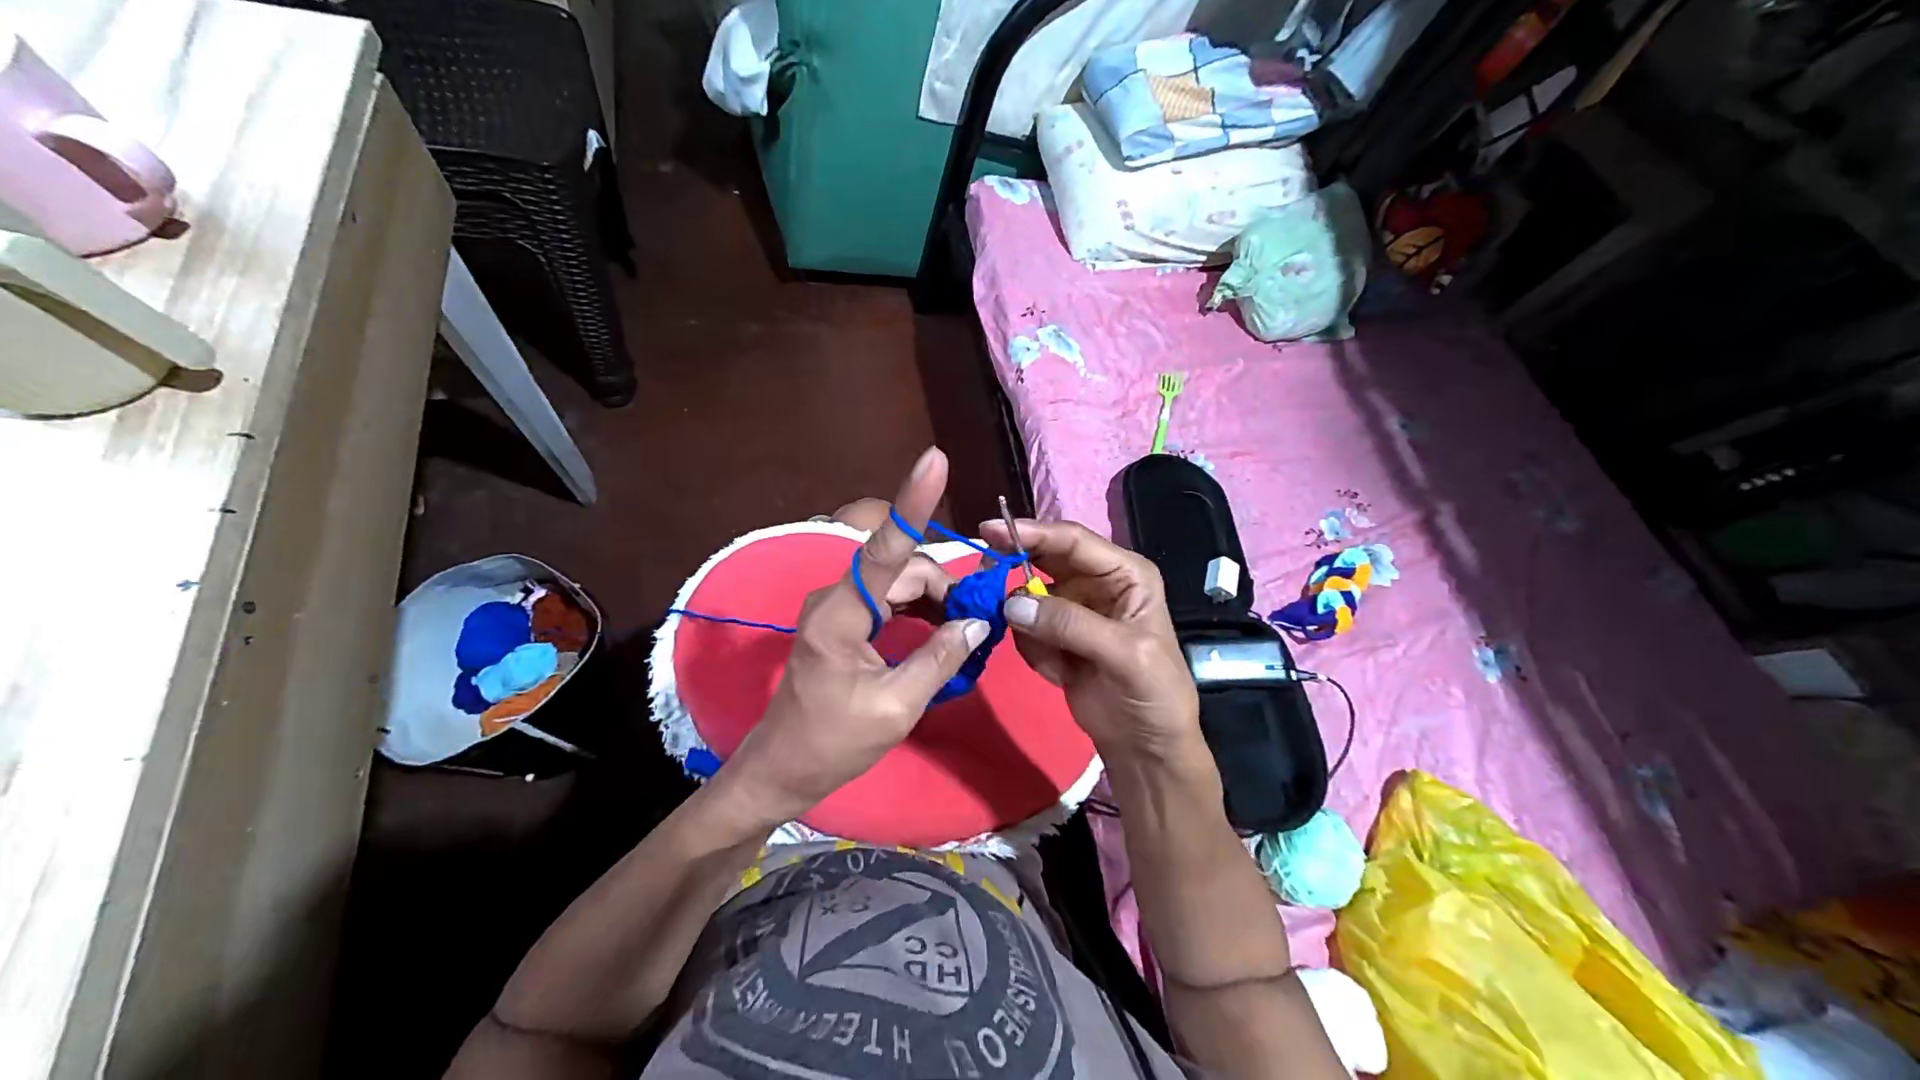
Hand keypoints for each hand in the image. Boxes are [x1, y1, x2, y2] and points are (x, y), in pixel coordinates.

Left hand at [720, 448, 989, 825]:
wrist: (781, 771)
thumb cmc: (832, 744)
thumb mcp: (896, 707)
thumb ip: (939, 658)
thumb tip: (975, 623)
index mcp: (841, 613)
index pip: (885, 547)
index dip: (913, 502)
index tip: (935, 459)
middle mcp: (836, 598)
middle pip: (903, 568)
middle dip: (944, 586)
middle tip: (977, 624)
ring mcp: (836, 607)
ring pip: (898, 582)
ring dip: (933, 599)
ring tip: (962, 630)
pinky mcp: (841, 621)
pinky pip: (888, 600)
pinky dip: (918, 610)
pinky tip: (940, 631)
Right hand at [978, 518, 1199, 763]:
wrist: (1146, 746)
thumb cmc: (1153, 694)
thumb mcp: (1124, 654)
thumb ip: (1070, 624)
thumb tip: (1012, 604)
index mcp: (1125, 573)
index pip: (1073, 541)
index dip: (1032, 533)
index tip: (989, 531)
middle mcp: (1097, 582)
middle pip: (1044, 559)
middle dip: (1015, 568)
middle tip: (983, 577)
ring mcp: (1072, 609)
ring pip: (1027, 595)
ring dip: (1024, 621)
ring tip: (1053, 657)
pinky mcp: (1054, 636)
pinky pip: (1024, 628)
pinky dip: (1031, 648)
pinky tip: (1060, 673)